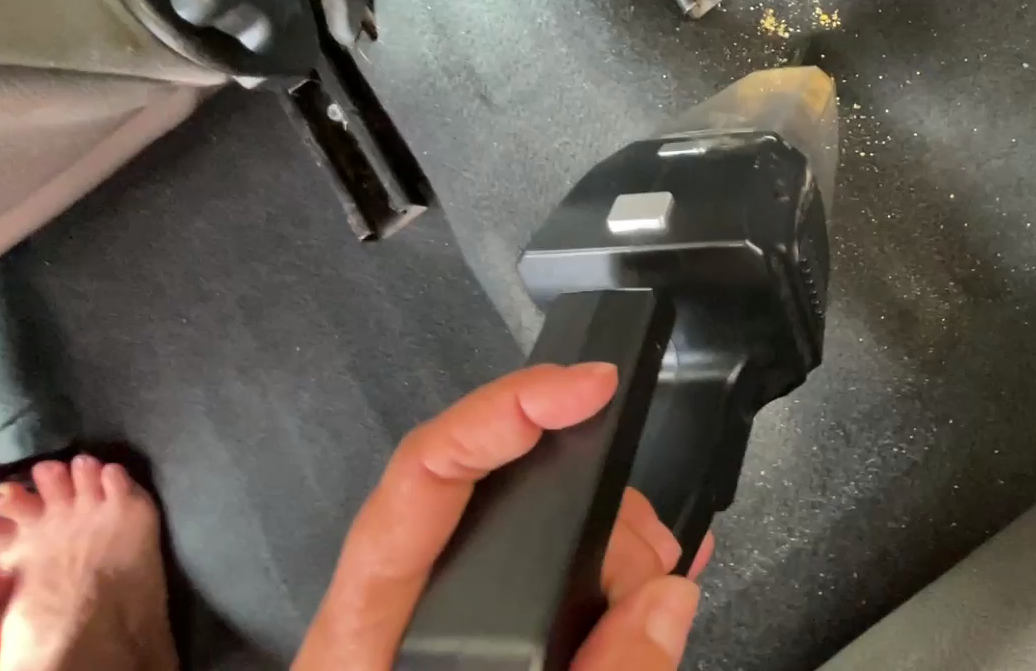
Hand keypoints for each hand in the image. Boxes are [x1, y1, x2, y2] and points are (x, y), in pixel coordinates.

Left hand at [293, 363, 712, 670]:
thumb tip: (669, 596)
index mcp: (366, 644)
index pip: (422, 479)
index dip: (504, 412)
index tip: (591, 390)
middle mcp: (401, 614)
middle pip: (503, 496)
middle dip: (599, 504)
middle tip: (657, 555)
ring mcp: (447, 620)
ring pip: (545, 526)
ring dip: (619, 541)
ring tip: (663, 592)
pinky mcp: (496, 632)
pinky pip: (566, 568)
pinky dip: (623, 560)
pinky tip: (664, 570)